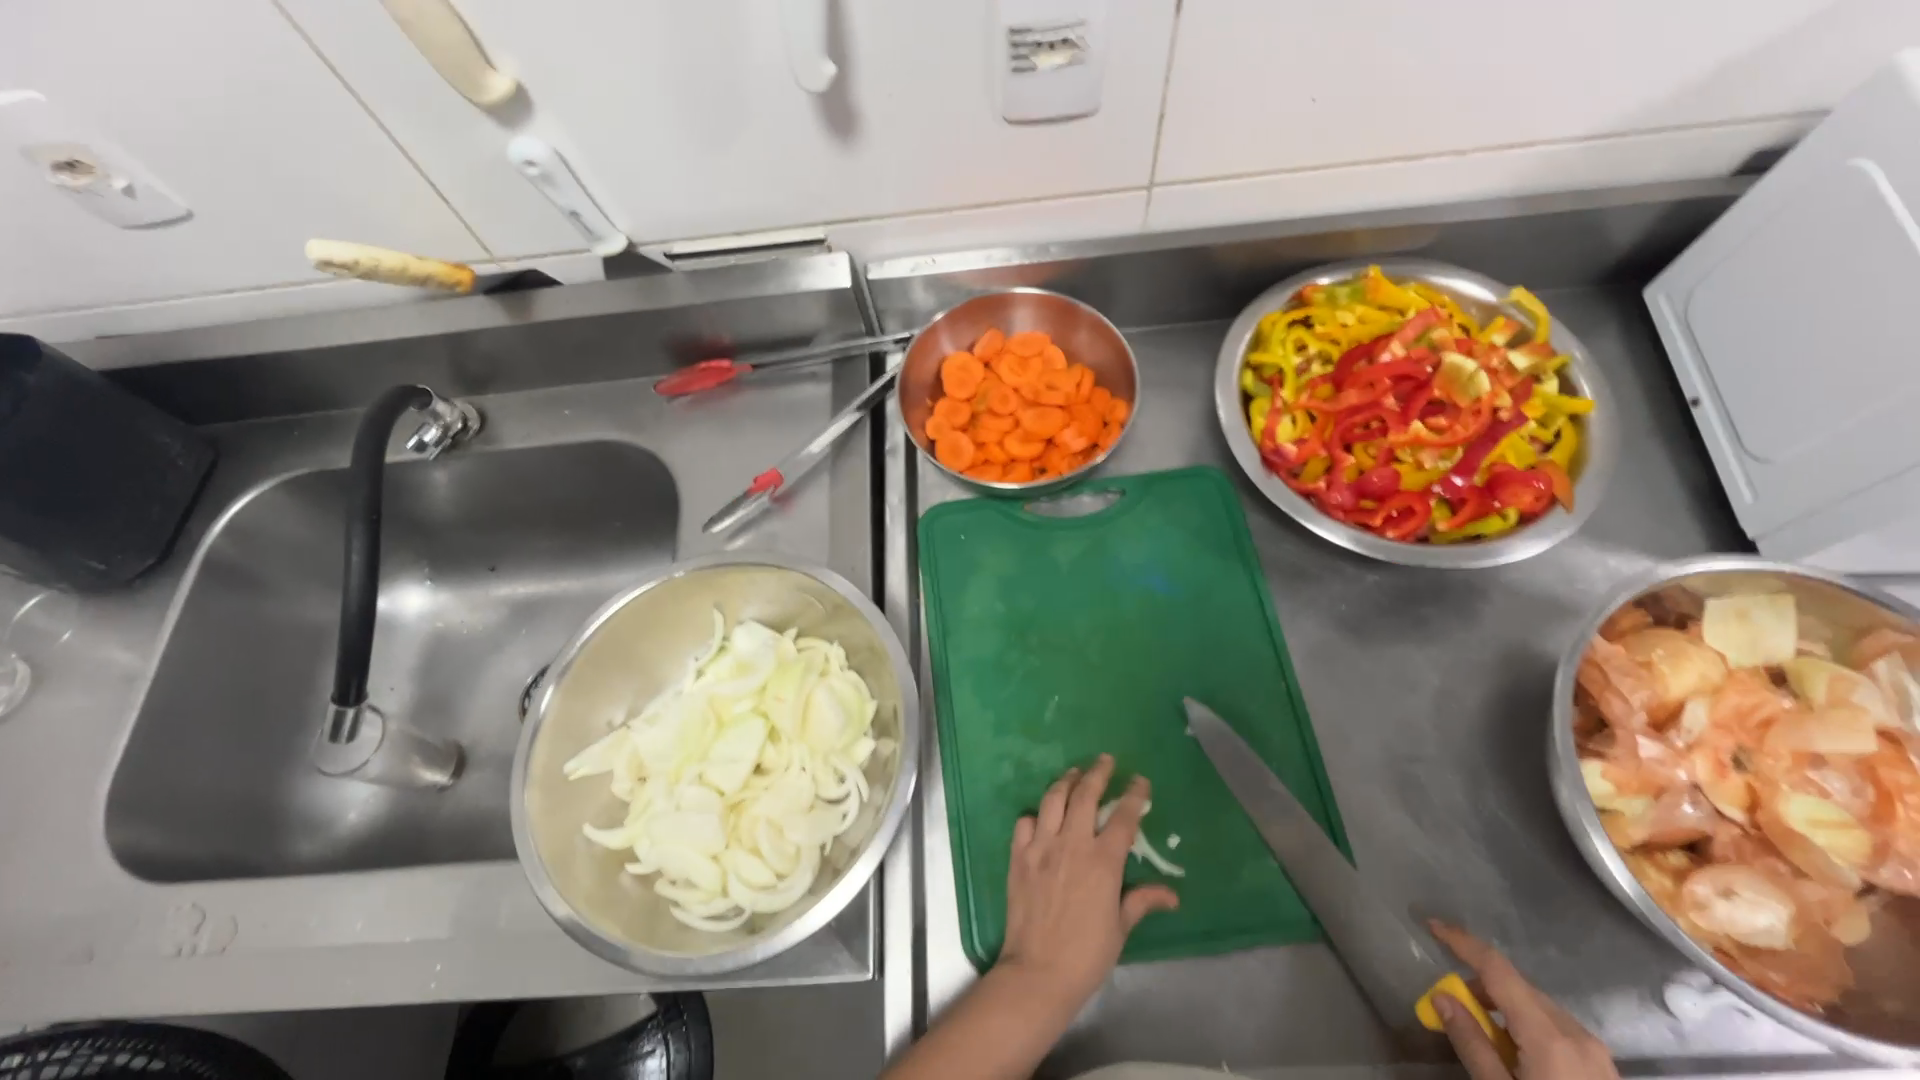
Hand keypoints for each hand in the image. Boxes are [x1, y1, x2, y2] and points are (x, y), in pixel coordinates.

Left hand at [997, 755, 1179, 1010]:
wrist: (1038, 971)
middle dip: (1098, 773)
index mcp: (1103, 861)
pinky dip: (1034, 814)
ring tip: (1074, 773)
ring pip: (1053, 799)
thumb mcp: (1121, 927)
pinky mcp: (1018, 856)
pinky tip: (1041, 814)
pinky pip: (1024, 822)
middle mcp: (1072, 844)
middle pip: (1085, 795)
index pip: (1123, 817)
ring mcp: (1041, 847)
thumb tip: (1172, 895)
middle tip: (1105, 760)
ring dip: (1065, 781)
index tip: (1140, 781)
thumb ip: (1142, 901)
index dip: (1134, 795)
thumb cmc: (1086, 953)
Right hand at [1427, 920, 1619, 1079]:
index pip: (1498, 970)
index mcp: (1549, 1037)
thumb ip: (1471, 1043)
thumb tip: (1443, 997)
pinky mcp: (1604, 1068)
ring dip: (1504, 1008)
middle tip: (1450, 1005)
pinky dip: (1527, 1027)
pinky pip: (1557, 1029)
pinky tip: (1516, 1057)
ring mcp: (1597, 1052)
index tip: (1433, 927)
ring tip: (1483, 1039)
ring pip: (1539, 1008)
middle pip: (1519, 988)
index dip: (1463, 943)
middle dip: (1481, 985)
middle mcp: (1577, 1034)